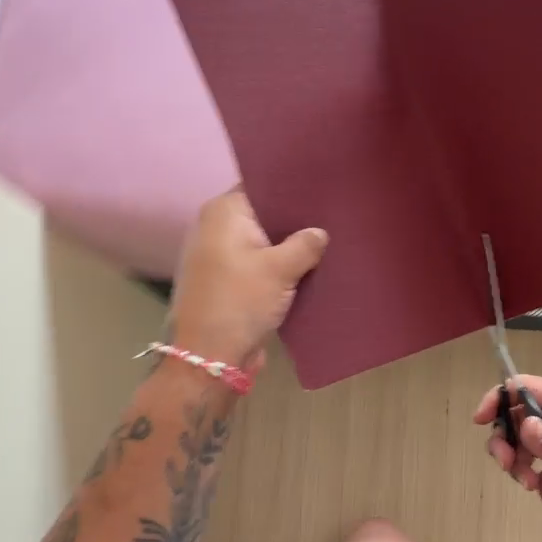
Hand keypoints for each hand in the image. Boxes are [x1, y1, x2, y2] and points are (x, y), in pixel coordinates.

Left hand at [169, 189, 327, 367]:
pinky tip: (306, 270)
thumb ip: (305, 244)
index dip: (293, 188)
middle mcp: (215, 226)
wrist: (208, 356)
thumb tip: (320, 232)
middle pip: (263, 213)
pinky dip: (276, 267)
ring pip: (261, 241)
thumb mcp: (280, 270)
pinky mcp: (224, 280)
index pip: (262, 185)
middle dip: (294, 220)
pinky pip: (256, 263)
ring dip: (287, 247)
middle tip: (333, 218)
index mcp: (223, 211)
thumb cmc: (240, 302)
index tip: (325, 192)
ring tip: (325, 243)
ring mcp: (217, 255)